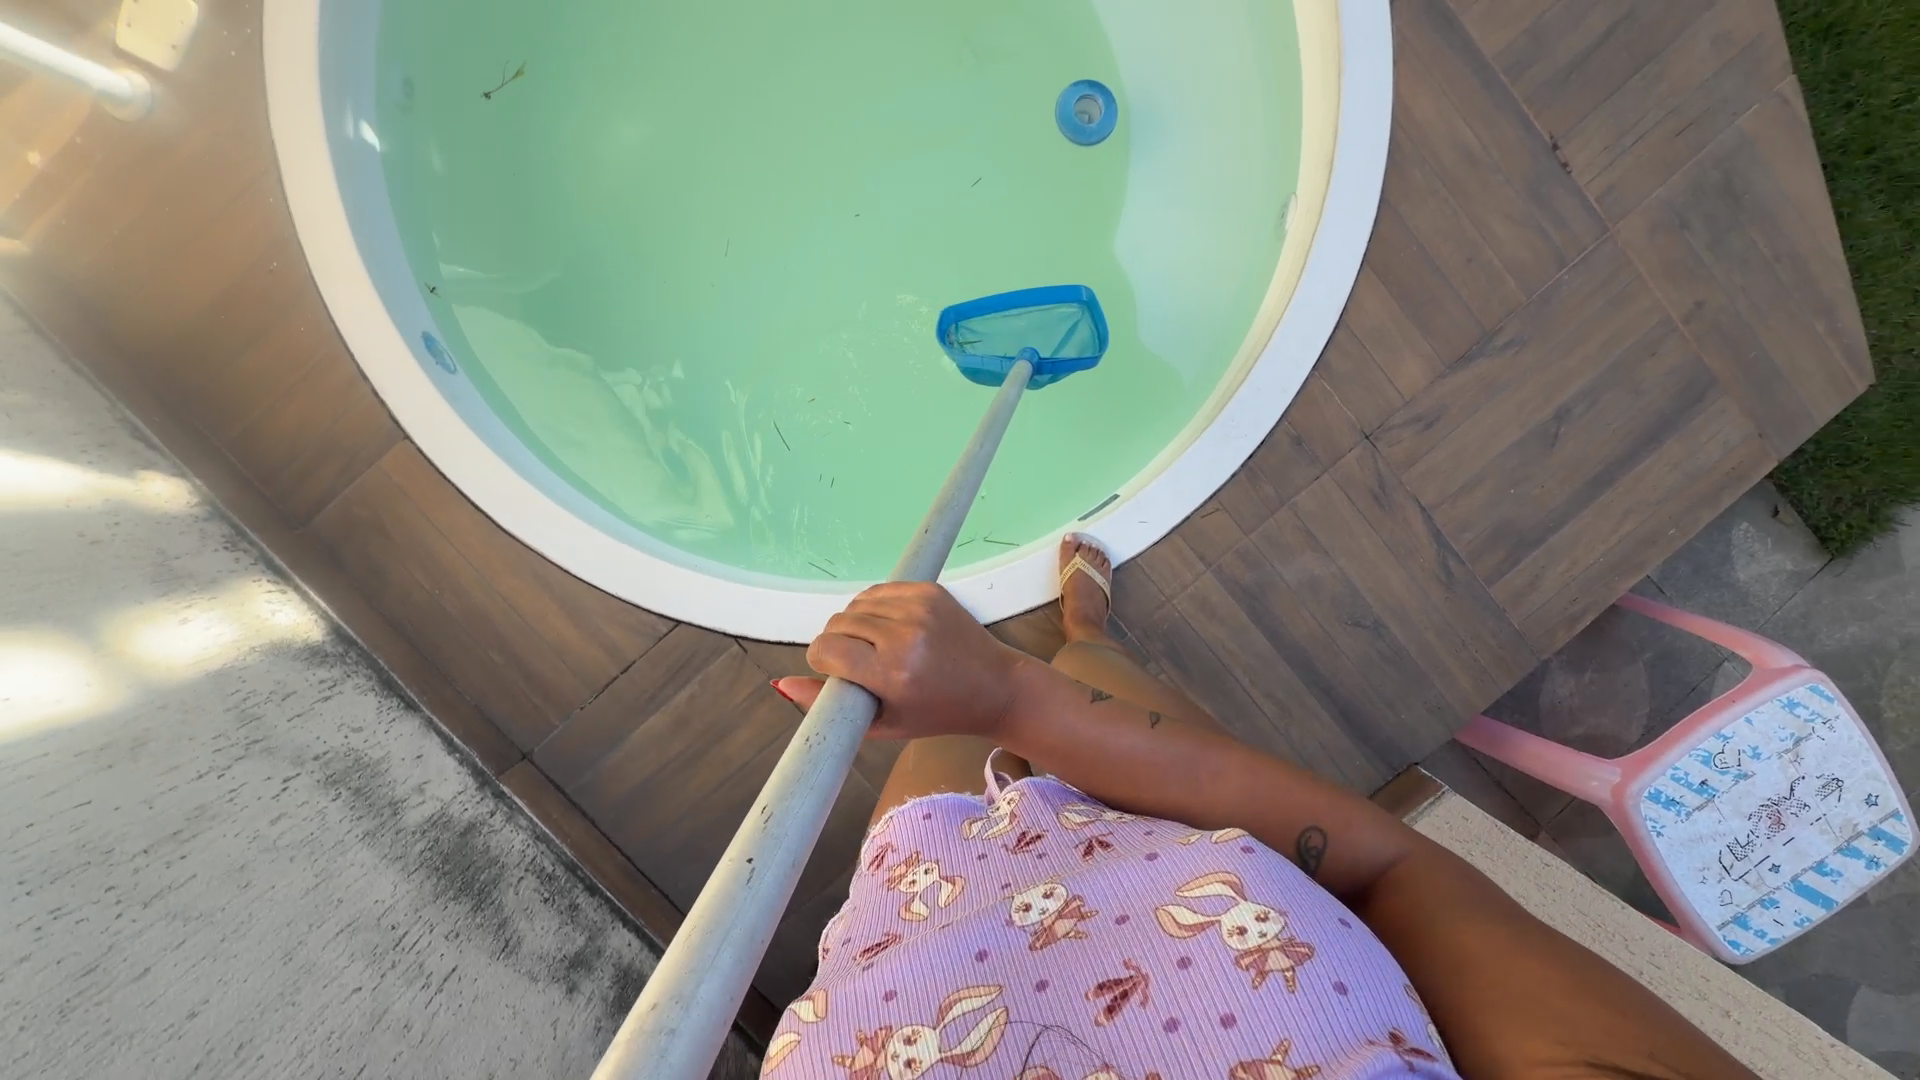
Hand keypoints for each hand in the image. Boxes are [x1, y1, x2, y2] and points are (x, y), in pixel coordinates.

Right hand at [771, 582, 1036, 740]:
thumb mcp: (882, 723)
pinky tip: (892, 628)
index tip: (840, 673)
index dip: (824, 662)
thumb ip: (828, 706)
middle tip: (863, 663)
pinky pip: (879, 591)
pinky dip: (876, 608)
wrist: (995, 685)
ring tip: (879, 646)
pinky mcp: (929, 590)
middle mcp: (905, 635)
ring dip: (857, 624)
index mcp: (892, 673)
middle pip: (837, 623)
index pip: (825, 649)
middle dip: (840, 643)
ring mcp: (919, 607)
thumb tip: (780, 684)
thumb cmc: (937, 713)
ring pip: (856, 604)